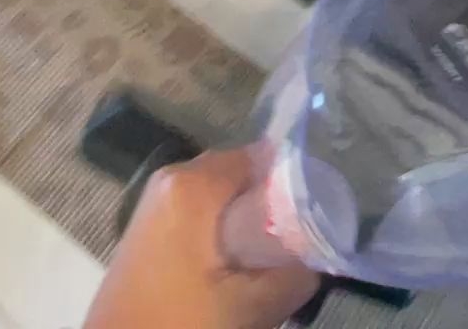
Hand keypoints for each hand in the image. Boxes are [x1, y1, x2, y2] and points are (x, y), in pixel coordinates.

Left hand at [84, 148, 319, 328]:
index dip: (294, 180)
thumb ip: (296, 277)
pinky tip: (235, 265)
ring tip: (269, 255)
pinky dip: (222, 228)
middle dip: (271, 201)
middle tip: (297, 236)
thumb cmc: (177, 326)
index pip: (263, 155)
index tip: (317, 208)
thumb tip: (320, 261)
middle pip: (242, 171)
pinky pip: (201, 209)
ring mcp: (155, 200)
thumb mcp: (249, 310)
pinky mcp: (147, 225)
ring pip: (222, 192)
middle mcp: (173, 177)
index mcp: (195, 183)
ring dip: (246, 216)